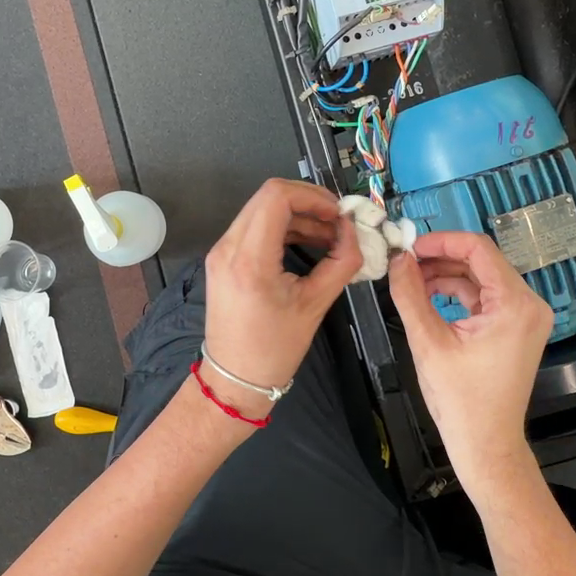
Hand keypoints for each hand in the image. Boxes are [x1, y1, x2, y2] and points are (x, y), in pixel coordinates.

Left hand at [201, 180, 361, 416]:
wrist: (235, 378)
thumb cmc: (275, 349)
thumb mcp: (316, 305)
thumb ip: (341, 263)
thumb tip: (354, 232)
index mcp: (250, 260)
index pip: (276, 197)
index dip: (313, 196)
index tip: (338, 214)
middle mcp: (228, 247)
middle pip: (269, 196)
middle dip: (309, 202)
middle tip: (338, 222)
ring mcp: (221, 251)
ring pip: (262, 209)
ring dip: (298, 215)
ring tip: (330, 236)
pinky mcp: (223, 258)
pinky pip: (255, 227)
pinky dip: (283, 228)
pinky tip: (309, 243)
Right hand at [387, 232, 551, 477]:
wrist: (486, 443)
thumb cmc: (460, 400)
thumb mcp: (428, 342)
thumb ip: (410, 294)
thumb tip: (397, 260)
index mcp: (514, 304)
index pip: (479, 249)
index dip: (441, 241)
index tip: (409, 246)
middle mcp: (528, 304)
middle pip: (481, 261)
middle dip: (440, 259)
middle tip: (404, 263)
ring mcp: (525, 316)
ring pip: (481, 277)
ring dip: (446, 275)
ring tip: (410, 282)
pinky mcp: (516, 327)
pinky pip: (485, 297)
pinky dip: (457, 293)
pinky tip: (428, 298)